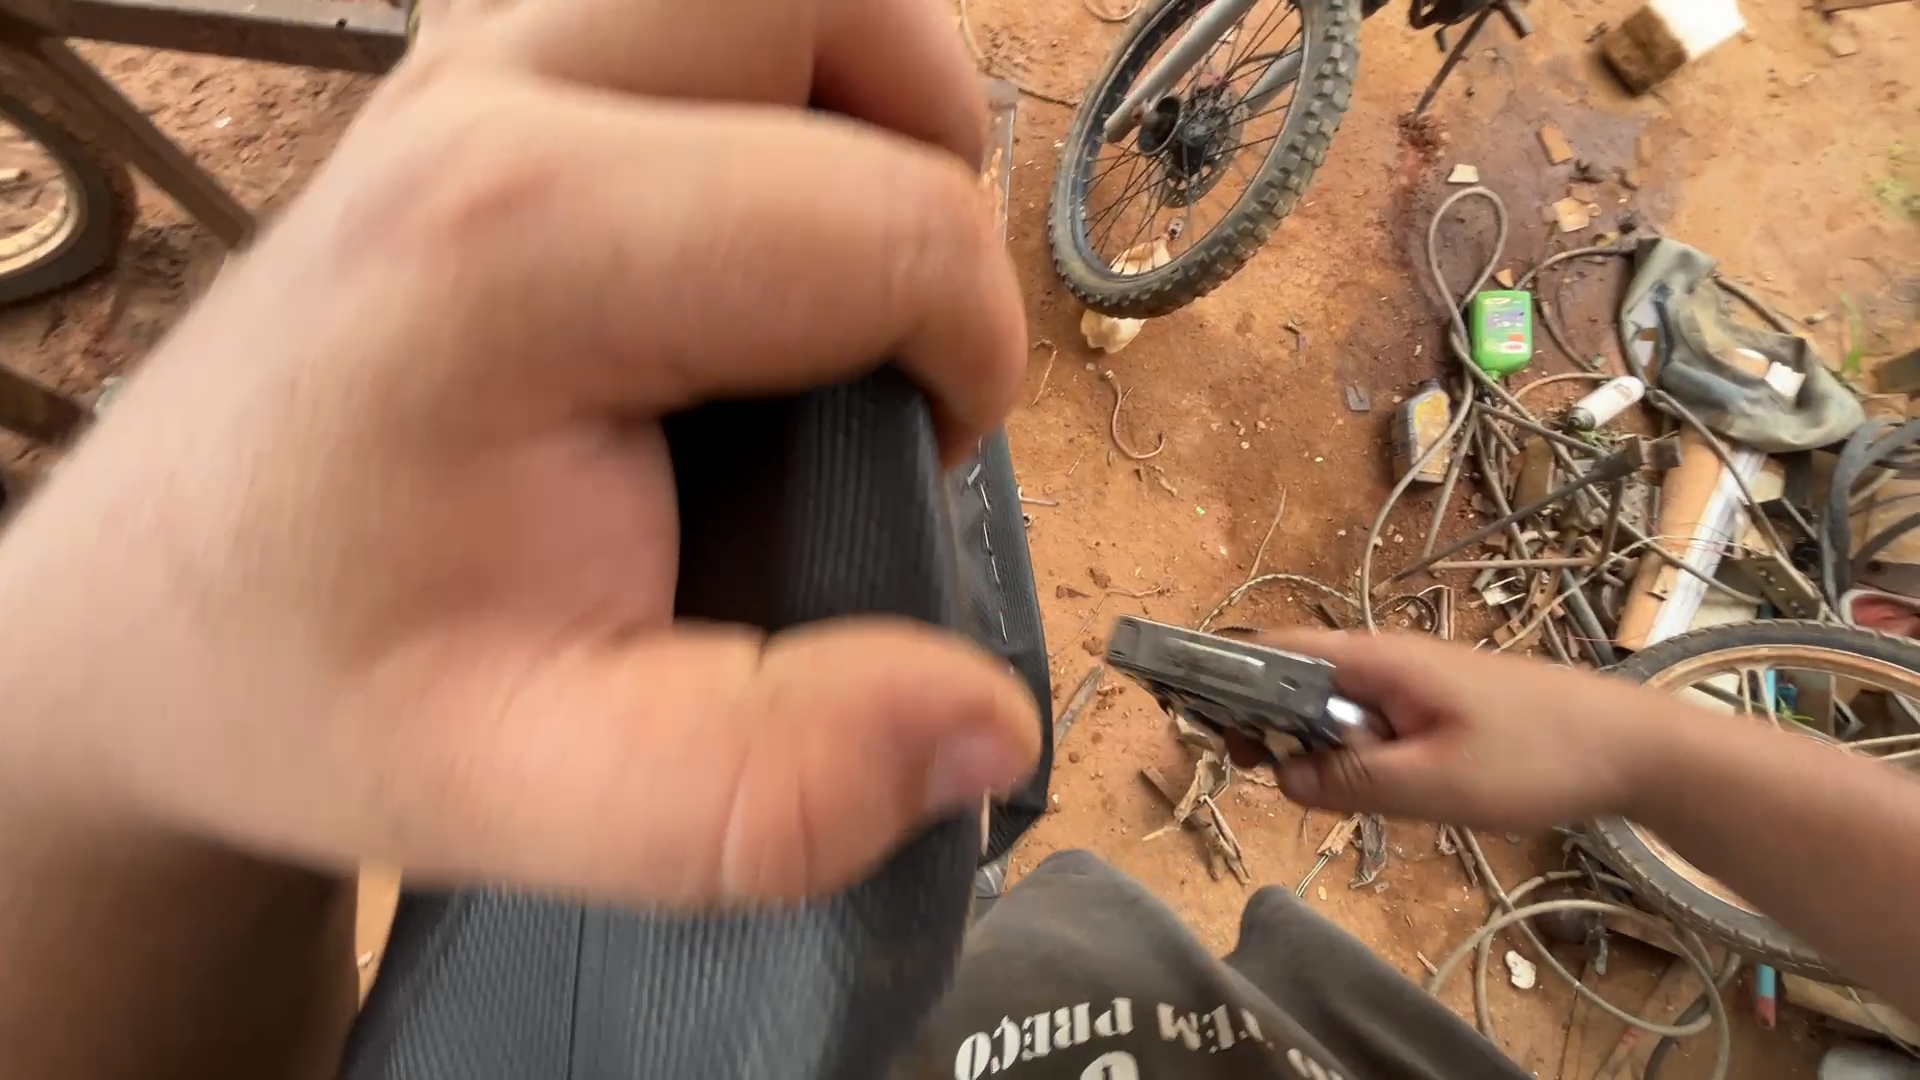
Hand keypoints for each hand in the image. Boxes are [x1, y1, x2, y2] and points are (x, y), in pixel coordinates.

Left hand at [0, 0, 1037, 903]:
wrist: (175, 618)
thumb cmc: (341, 691)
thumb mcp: (561, 790)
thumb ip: (781, 783)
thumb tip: (993, 735)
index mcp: (522, 253)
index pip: (890, 222)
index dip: (970, 345)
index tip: (927, 451)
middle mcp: (495, 103)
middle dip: (928, 149)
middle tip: (894, 318)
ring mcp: (485, 73)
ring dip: (870, 120)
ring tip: (838, 289)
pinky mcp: (498, 95)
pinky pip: (716, 27)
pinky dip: (798, 111)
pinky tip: (764, 257)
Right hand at [1262, 631, 1685, 830]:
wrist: (1635, 747)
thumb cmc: (1535, 755)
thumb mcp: (1437, 782)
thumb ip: (1352, 780)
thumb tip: (1282, 776)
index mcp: (1372, 660)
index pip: (1277, 650)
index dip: (1233, 678)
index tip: (1211, 721)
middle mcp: (1378, 658)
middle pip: (1293, 677)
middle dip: (1263, 717)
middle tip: (1253, 766)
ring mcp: (1403, 680)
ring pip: (1327, 701)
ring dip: (1305, 736)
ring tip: (1301, 781)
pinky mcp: (1424, 703)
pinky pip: (1361, 718)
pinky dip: (1343, 744)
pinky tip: (1359, 780)